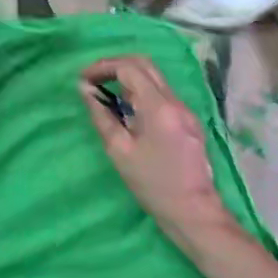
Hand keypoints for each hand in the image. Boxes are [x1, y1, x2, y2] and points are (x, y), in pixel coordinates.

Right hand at [80, 56, 235, 248]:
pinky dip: (140, 92)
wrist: (194, 212)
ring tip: (106, 96)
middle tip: (93, 80)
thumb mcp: (119, 150)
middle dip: (115, 66)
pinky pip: (161, 94)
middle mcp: (175, 101)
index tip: (83, 80)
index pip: (129, 68)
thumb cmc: (153, 184)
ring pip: (154, 78)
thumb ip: (101, 116)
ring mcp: (185, 110)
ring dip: (127, 79)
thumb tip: (85, 89)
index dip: (103, 67)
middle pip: (144, 65)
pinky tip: (127, 111)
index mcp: (159, 107)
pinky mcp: (188, 120)